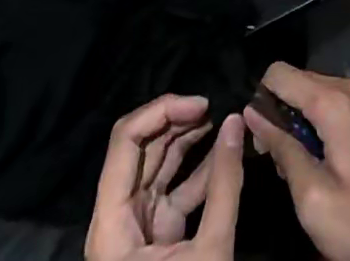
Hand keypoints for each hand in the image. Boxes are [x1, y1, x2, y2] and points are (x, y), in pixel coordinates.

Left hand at [85, 94, 244, 260]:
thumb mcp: (210, 252)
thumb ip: (225, 184)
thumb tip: (236, 123)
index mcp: (112, 222)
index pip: (125, 141)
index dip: (161, 111)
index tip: (201, 103)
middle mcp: (117, 217)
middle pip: (141, 148)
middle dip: (178, 121)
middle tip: (216, 105)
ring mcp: (137, 226)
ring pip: (158, 165)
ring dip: (190, 140)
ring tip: (223, 120)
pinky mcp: (157, 234)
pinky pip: (176, 188)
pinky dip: (201, 169)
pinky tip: (226, 153)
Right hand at [244, 63, 349, 260]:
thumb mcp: (312, 195)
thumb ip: (282, 148)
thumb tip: (252, 113)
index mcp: (334, 102)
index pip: (279, 73)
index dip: (261, 101)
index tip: (261, 140)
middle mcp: (349, 88)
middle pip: (294, 82)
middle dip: (277, 114)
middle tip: (277, 160)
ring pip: (309, 93)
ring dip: (294, 123)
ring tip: (298, 167)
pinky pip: (327, 104)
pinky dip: (313, 126)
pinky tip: (317, 162)